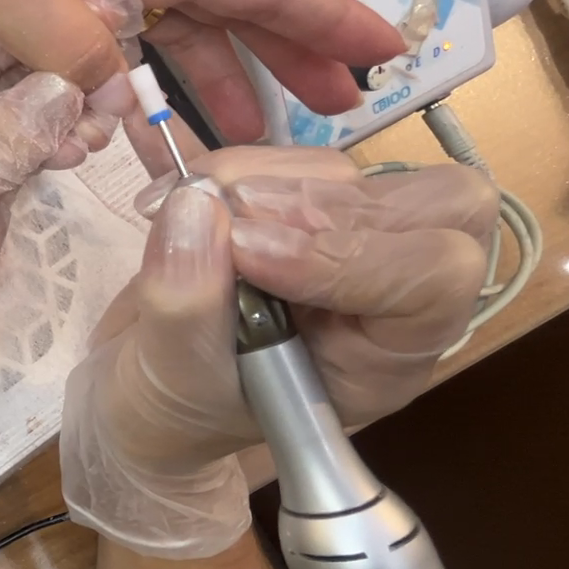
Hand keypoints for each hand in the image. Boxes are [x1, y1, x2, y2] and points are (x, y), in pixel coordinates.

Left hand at [0, 0, 405, 142]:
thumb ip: (68, 44)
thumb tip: (121, 108)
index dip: (323, 23)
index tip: (382, 58)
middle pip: (228, 13)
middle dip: (280, 63)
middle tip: (325, 120)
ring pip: (168, 35)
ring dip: (205, 85)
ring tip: (237, 140)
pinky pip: (106, 47)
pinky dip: (127, 85)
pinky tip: (128, 120)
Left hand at [0, 20, 83, 515]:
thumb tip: (64, 82)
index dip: (28, 27)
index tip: (99, 7)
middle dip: (54, 69)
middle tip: (127, 60)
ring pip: (11, 121)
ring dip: (60, 113)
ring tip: (114, 114)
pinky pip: (16, 163)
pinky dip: (50, 151)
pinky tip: (87, 145)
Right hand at [61, 146, 497, 556]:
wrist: (137, 393)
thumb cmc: (166, 412)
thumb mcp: (172, 380)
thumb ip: (185, 306)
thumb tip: (193, 206)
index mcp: (382, 357)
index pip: (431, 277)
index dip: (343, 250)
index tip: (240, 252)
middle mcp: (381, 293)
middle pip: (419, 204)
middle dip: (303, 203)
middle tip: (212, 225)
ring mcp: (336, 245)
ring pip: (339, 170)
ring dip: (246, 175)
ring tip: (165, 210)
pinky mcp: (283, 213)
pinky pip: (278, 157)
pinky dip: (217, 157)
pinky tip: (165, 169)